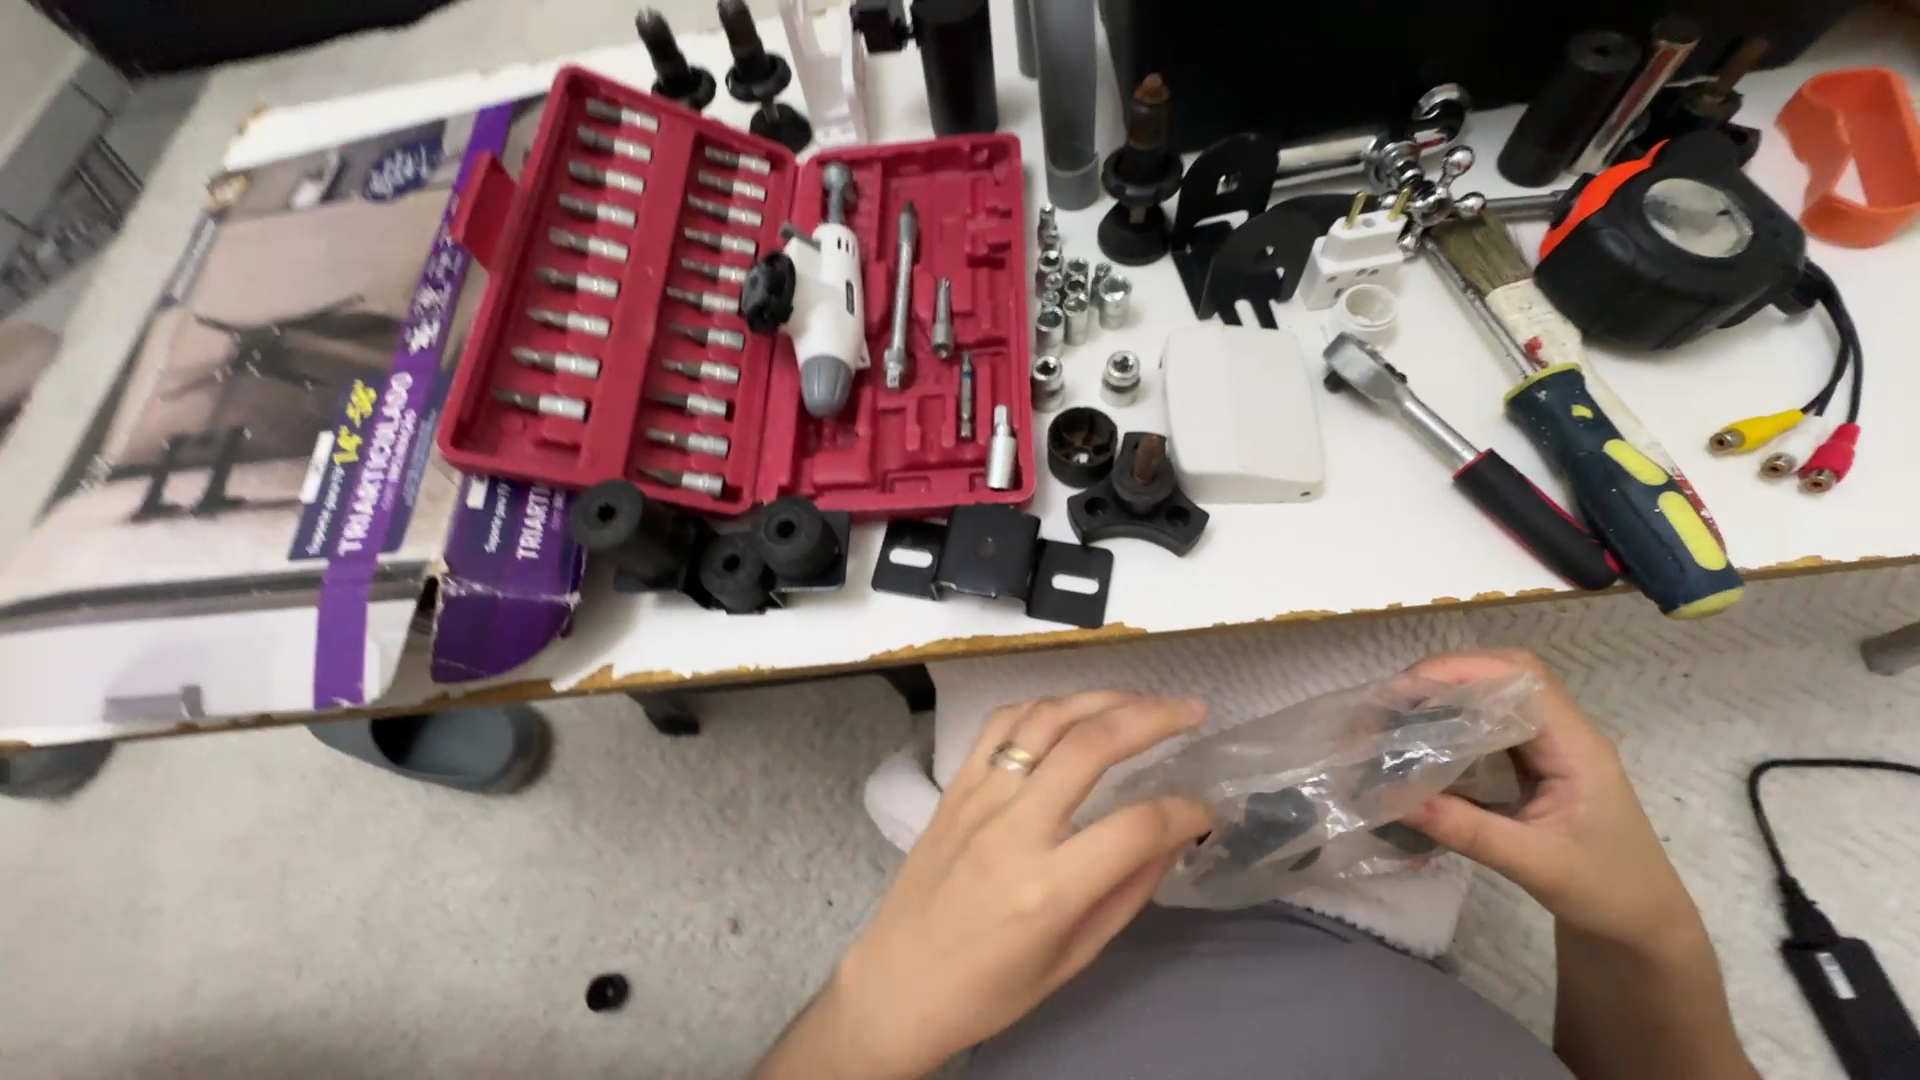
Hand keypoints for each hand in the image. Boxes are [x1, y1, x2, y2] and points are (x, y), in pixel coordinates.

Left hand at [759, 694, 1212, 1079]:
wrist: (898, 983)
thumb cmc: (991, 988)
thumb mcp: (1074, 959)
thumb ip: (1128, 892)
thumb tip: (1175, 836)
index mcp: (1047, 888)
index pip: (1136, 827)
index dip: (1184, 811)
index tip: (1205, 809)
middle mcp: (1012, 829)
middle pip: (1091, 746)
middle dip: (1152, 717)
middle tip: (1192, 711)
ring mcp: (978, 799)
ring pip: (1045, 720)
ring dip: (1100, 699)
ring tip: (1140, 700)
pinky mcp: (954, 786)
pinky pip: (999, 726)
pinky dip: (1042, 708)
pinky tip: (1070, 711)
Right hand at [1398, 649, 1701, 950]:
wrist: (1643, 924)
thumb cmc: (1606, 893)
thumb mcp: (1536, 867)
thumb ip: (1467, 831)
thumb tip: (1395, 800)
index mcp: (1576, 747)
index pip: (1519, 680)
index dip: (1459, 671)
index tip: (1404, 691)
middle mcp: (1563, 733)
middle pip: (1503, 673)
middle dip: (1444, 675)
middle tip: (1391, 700)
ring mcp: (1548, 744)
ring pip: (1493, 692)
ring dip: (1444, 693)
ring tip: (1395, 714)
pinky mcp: (1532, 759)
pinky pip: (1489, 720)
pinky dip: (1450, 718)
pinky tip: (1420, 737)